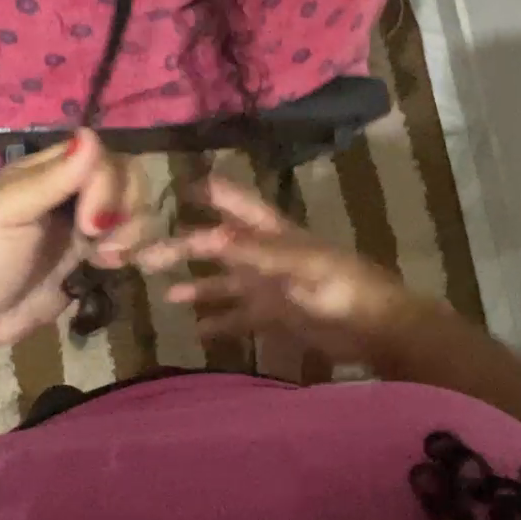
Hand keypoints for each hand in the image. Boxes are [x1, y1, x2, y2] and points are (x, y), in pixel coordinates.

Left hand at [0, 130, 142, 351]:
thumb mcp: (6, 212)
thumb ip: (52, 178)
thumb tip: (91, 135)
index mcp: (46, 171)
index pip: (100, 156)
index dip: (107, 184)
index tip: (90, 221)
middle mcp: (71, 191)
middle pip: (125, 178)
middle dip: (124, 208)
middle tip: (99, 241)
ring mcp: (84, 225)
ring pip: (133, 209)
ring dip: (132, 232)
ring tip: (108, 259)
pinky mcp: (92, 257)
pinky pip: (129, 242)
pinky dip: (136, 250)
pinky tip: (114, 266)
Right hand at [135, 177, 443, 368]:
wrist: (377, 328)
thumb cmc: (344, 286)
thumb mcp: (301, 265)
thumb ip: (256, 253)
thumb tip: (208, 238)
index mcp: (272, 232)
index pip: (234, 204)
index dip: (208, 194)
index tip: (175, 188)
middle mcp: (263, 255)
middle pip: (215, 246)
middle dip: (181, 247)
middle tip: (143, 255)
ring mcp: (267, 287)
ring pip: (222, 284)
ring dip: (196, 287)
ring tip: (164, 294)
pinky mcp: (274, 316)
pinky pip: (237, 319)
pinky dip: (217, 324)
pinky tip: (195, 331)